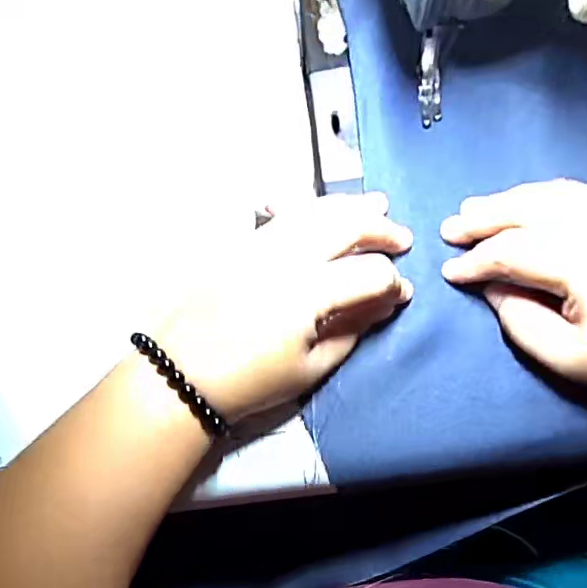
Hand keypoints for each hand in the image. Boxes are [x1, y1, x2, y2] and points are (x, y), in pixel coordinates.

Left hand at [152, 192, 412, 421]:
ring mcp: (262, 243)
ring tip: (376, 206)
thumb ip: (352, 330)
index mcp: (309, 292)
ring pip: (316, 209)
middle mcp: (288, 256)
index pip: (369, 273)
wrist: (184, 372)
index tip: (402, 296)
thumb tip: (384, 305)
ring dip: (351, 207)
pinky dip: (315, 207)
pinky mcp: (242, 243)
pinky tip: (325, 211)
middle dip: (381, 229)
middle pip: (346, 225)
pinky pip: (286, 213)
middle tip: (403, 239)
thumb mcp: (311, 368)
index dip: (393, 283)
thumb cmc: (251, 381)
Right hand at [441, 179, 586, 412]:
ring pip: (556, 194)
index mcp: (585, 259)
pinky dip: (546, 197)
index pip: (515, 250)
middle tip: (452, 226)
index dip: (478, 261)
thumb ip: (523, 322)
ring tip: (480, 209)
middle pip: (531, 209)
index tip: (449, 272)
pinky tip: (529, 205)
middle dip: (487, 217)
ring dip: (513, 201)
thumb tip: (496, 290)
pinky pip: (582, 194)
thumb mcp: (569, 358)